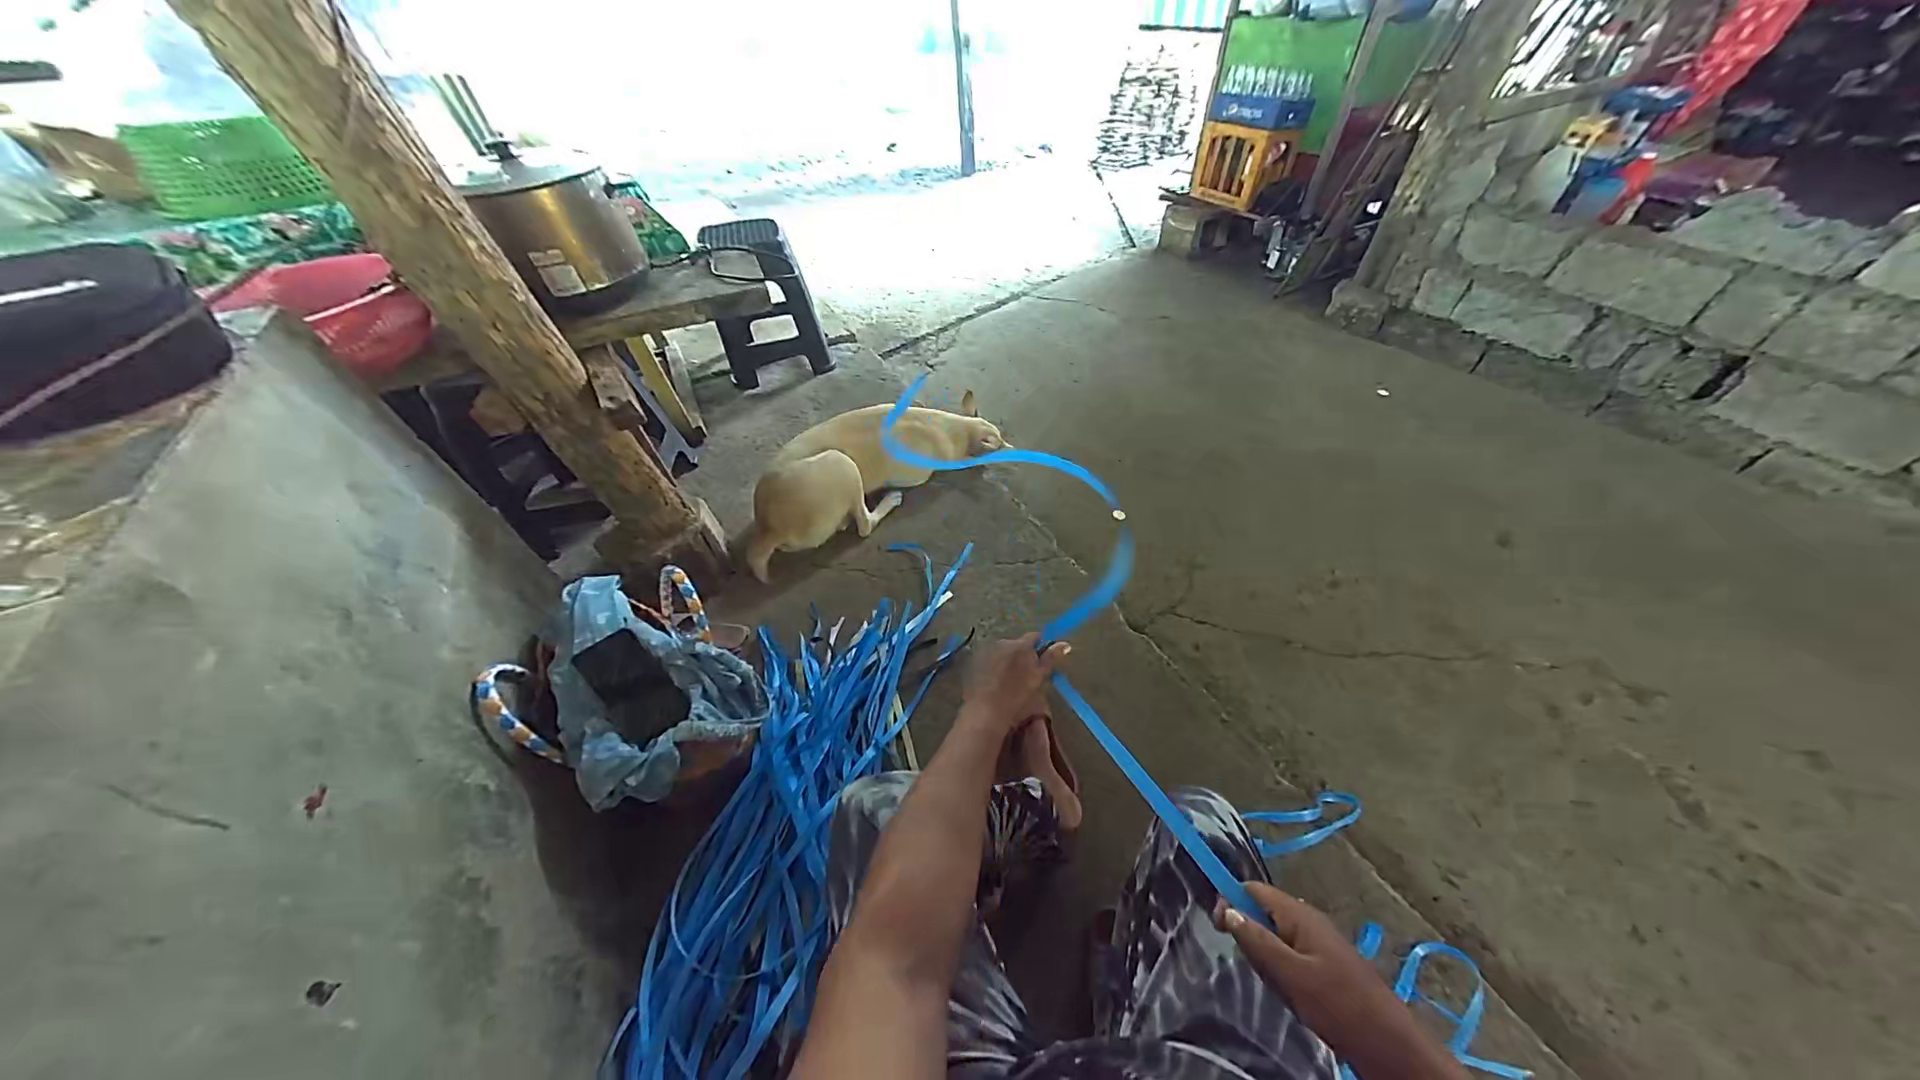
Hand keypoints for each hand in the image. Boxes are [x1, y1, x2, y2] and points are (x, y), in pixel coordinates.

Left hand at [959, 633, 1068, 734]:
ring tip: (1009, 683)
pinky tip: (994, 683)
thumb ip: (1051, 659)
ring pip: (1003, 652)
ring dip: (1008, 661)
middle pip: (1018, 644)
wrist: (986, 710)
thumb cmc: (1017, 697)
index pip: (1035, 636)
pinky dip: (994, 667)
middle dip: (1023, 655)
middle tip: (1026, 677)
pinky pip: (990, 660)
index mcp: (1021, 645)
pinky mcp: (974, 662)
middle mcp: (1003, 643)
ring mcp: (987, 651)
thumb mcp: (1038, 678)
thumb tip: (1065, 644)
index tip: (1041, 662)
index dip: (1040, 647)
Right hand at [1215, 883, 1467, 1079]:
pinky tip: (1288, 992)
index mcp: (1299, 913)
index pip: (1253, 888)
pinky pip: (1292, 954)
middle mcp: (1309, 919)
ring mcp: (1320, 941)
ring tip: (1272, 981)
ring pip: (1277, 936)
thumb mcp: (1289, 973)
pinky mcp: (1327, 963)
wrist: (1390, 1044)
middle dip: (1250, 932)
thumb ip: (1256, 939)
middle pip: (1264, 911)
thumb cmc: (1336, 1003)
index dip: (1231, 899)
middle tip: (1250, 962)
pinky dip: (1283, 968)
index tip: (1217, 925)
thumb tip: (1226, 907)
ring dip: (1267, 954)